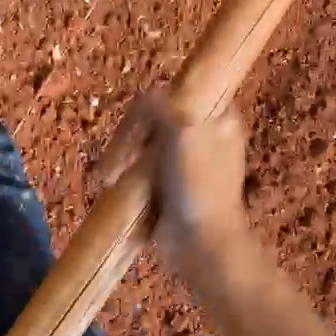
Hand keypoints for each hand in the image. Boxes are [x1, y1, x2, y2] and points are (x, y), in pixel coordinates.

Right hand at [100, 90, 249, 262]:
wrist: (201, 244)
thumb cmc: (199, 184)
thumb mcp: (183, 131)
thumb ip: (163, 107)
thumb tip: (147, 94)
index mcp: (220, 120)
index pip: (185, 92)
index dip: (160, 99)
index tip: (141, 116)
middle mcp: (205, 138)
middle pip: (161, 118)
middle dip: (137, 132)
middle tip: (126, 149)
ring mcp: (187, 164)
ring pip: (148, 143)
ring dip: (127, 154)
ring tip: (115, 171)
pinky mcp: (170, 188)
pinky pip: (142, 169)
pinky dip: (128, 173)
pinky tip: (117, 181)